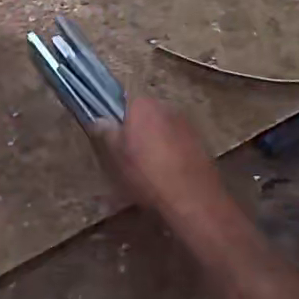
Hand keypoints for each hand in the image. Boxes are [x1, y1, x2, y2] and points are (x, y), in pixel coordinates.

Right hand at [90, 95, 227, 222]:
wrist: (192, 198)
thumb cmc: (147, 174)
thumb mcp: (117, 157)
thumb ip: (107, 133)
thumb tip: (99, 119)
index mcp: (142, 105)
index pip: (124, 101)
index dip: (117, 118)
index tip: (113, 136)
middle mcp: (165, 106)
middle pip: (144, 114)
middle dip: (137, 130)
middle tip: (128, 155)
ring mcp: (184, 122)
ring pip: (161, 127)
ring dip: (154, 140)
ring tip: (149, 168)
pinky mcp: (198, 139)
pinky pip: (177, 140)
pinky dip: (171, 150)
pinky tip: (167, 172)